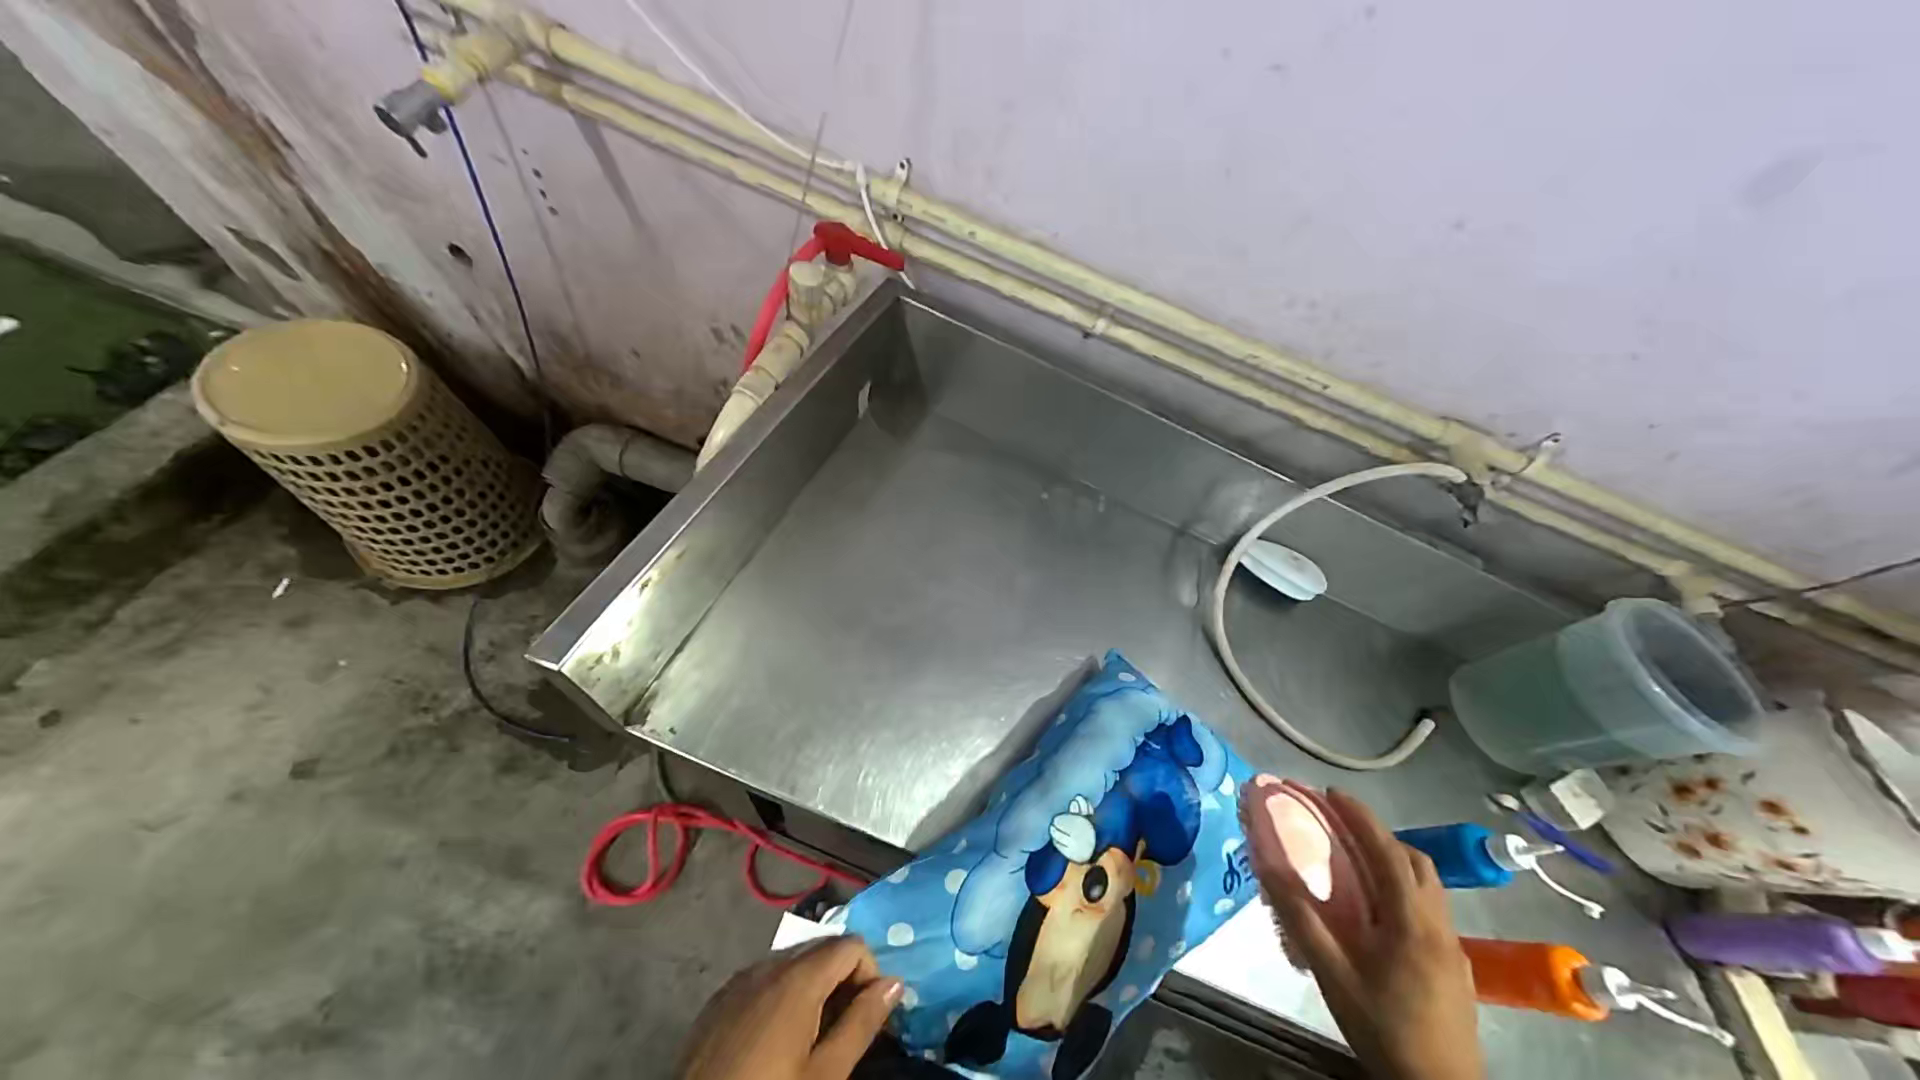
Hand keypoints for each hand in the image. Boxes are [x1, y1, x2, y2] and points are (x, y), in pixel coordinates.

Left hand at [678, 938, 904, 1079]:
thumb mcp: (825, 1074)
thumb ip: (862, 1022)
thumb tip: (894, 982)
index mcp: (798, 977)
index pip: (852, 945)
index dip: (870, 975)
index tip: (869, 1016)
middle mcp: (769, 964)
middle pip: (823, 948)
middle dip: (844, 978)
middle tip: (846, 1029)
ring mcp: (740, 979)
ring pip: (794, 962)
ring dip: (815, 986)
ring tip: (814, 1037)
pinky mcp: (720, 999)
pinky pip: (765, 978)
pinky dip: (784, 993)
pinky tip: (778, 1038)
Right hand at [1248, 787, 1484, 1079]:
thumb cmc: (1380, 1025)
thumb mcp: (1330, 970)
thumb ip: (1299, 915)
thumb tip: (1266, 863)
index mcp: (1411, 921)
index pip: (1388, 851)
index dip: (1361, 817)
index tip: (1332, 792)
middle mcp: (1439, 926)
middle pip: (1416, 862)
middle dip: (1379, 834)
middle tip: (1342, 824)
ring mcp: (1454, 948)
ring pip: (1429, 886)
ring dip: (1395, 860)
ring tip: (1358, 859)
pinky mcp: (1458, 968)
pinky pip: (1431, 909)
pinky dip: (1404, 889)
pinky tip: (1380, 911)